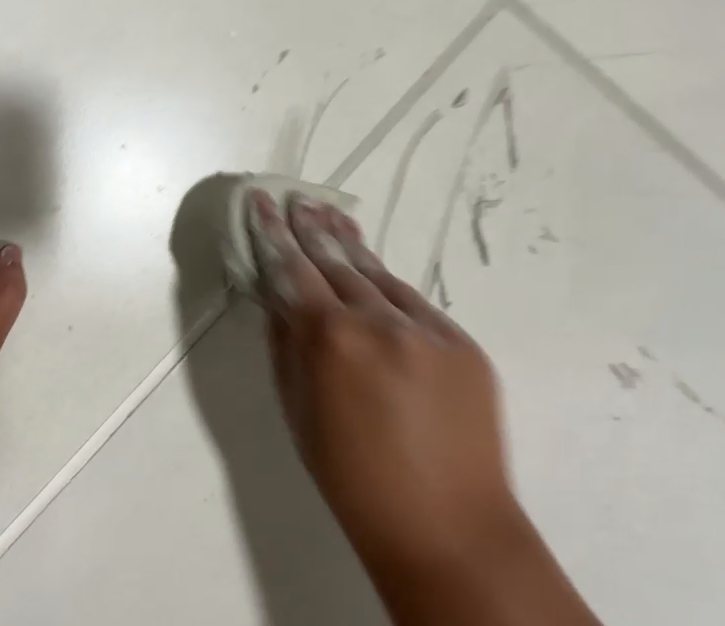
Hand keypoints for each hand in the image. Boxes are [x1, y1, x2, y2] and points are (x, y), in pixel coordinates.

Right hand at [250, 190, 525, 572]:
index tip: (261, 200)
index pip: (293, 268)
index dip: (273, 232)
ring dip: (352, 245)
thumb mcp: (297, 409)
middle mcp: (381, 321)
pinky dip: (388, 285)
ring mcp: (429, 330)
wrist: (447, 527)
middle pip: (338, 261)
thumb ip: (285, 343)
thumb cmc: (351, 476)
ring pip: (379, 275)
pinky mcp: (463, 346)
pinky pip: (415, 304)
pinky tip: (374, 273)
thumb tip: (278, 297)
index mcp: (331, 338)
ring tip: (331, 215)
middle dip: (312, 228)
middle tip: (298, 198)